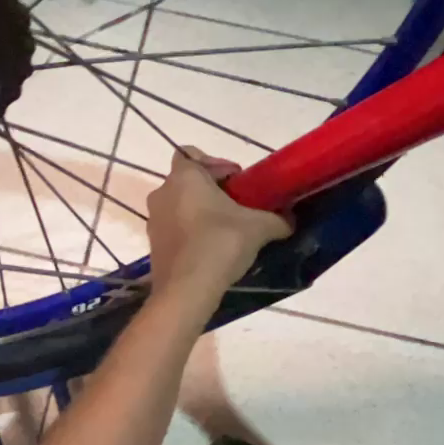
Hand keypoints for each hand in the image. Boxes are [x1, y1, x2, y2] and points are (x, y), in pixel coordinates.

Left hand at [147, 149, 292, 303]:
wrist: (186, 290)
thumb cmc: (220, 244)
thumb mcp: (259, 228)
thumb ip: (277, 219)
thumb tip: (290, 221)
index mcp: (184, 177)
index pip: (192, 154)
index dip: (216, 164)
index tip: (237, 182)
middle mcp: (162, 193)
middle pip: (188, 181)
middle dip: (212, 190)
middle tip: (238, 207)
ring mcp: (154, 220)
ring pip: (180, 206)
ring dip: (201, 212)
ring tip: (226, 231)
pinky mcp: (153, 244)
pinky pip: (174, 229)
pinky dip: (190, 233)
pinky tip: (211, 250)